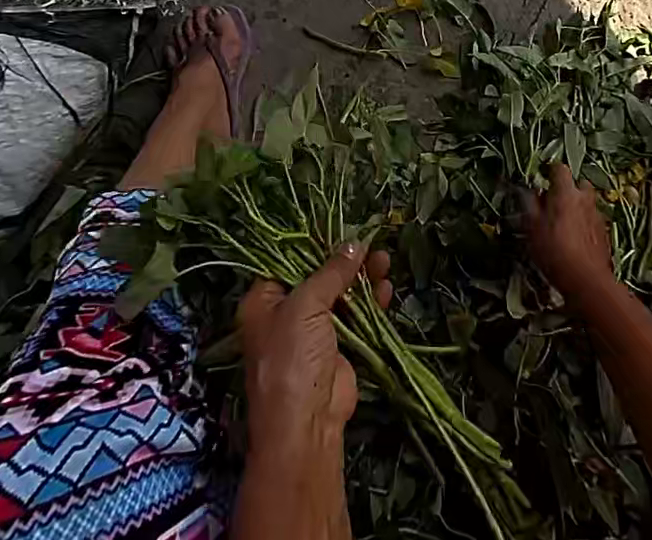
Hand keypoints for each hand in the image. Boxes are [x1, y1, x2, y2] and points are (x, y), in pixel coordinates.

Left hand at [233, 244, 391, 539]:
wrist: (306, 423)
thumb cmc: (291, 357)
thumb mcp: (306, 304)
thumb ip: (331, 272)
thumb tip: (354, 242)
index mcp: (265, 300)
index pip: (289, 261)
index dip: (315, 244)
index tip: (342, 228)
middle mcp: (286, 313)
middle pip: (319, 277)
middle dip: (345, 262)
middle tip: (371, 244)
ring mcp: (313, 332)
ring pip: (340, 296)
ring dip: (362, 280)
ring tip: (384, 260)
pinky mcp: (338, 348)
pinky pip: (356, 318)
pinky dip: (371, 303)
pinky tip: (386, 287)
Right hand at [522, 163, 615, 300]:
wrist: (586, 280)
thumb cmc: (554, 250)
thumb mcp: (531, 227)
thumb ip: (529, 204)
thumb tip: (527, 191)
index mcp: (566, 192)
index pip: (560, 169)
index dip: (549, 170)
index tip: (541, 178)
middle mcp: (585, 199)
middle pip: (579, 183)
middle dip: (568, 188)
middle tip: (553, 201)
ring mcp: (597, 215)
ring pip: (587, 201)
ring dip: (577, 205)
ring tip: (563, 221)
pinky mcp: (605, 232)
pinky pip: (592, 218)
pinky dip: (584, 222)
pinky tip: (574, 237)